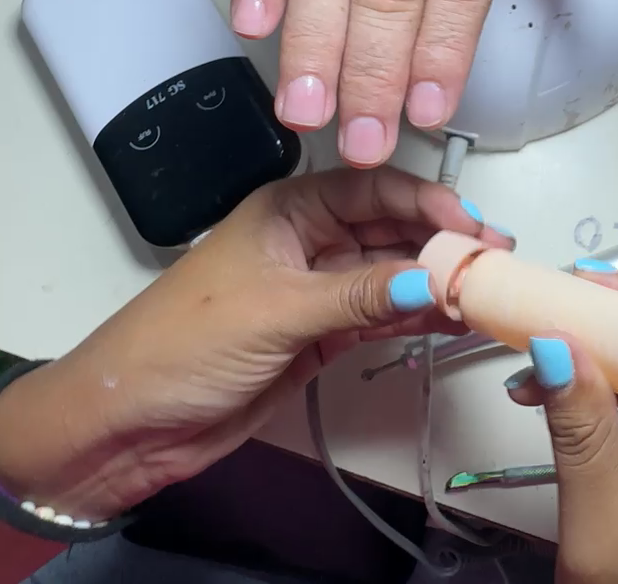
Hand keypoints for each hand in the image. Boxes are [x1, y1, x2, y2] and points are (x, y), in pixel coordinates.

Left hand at [0, 168, 513, 519]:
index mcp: (290, 207)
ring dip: (434, 281)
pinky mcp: (323, 331)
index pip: (373, 188)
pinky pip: (381, 314)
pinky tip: (450, 317)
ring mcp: (319, 287)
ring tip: (484, 288)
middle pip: (390, 229)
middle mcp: (310, 238)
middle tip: (493, 256)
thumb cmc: (179, 346)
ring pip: (391, 273)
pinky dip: (415, 316)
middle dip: (441, 241)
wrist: (125, 428)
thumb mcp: (276, 309)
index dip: (425, 200)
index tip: (468, 223)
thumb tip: (430, 280)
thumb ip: (359, 294)